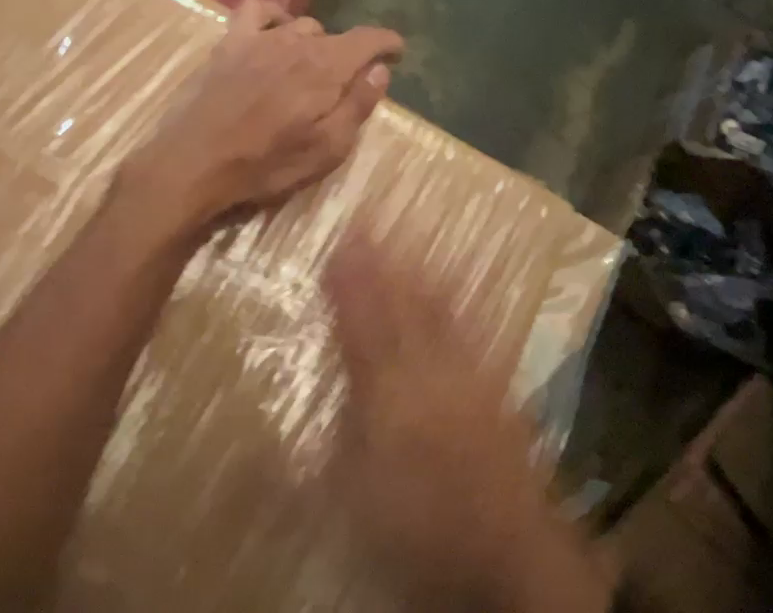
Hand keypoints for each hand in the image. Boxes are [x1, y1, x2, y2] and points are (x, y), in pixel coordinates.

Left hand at [121, 0, 403, 231]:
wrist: (194, 163)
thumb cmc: (265, 165)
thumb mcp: (326, 150)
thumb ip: (357, 106)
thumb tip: (381, 71)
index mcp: (326, 68)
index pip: (367, 40)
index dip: (387, 42)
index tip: (397, 50)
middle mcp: (296, 42)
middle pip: (333, 37)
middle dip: (345, 55)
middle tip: (341, 87)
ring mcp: (258, 38)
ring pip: (299, 25)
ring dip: (311, 43)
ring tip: (307, 69)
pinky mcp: (228, 43)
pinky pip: (255, 10)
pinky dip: (272, 15)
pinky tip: (273, 32)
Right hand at [327, 249, 608, 611]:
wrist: (508, 557)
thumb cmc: (418, 530)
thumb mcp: (346, 501)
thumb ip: (309, 455)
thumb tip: (264, 430)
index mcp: (386, 396)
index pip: (360, 325)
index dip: (347, 280)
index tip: (336, 238)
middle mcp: (429, 375)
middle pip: (403, 304)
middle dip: (384, 258)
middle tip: (370, 216)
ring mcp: (470, 378)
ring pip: (441, 308)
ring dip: (423, 266)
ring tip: (411, 230)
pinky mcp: (500, 390)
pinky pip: (480, 329)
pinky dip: (465, 297)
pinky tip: (462, 282)